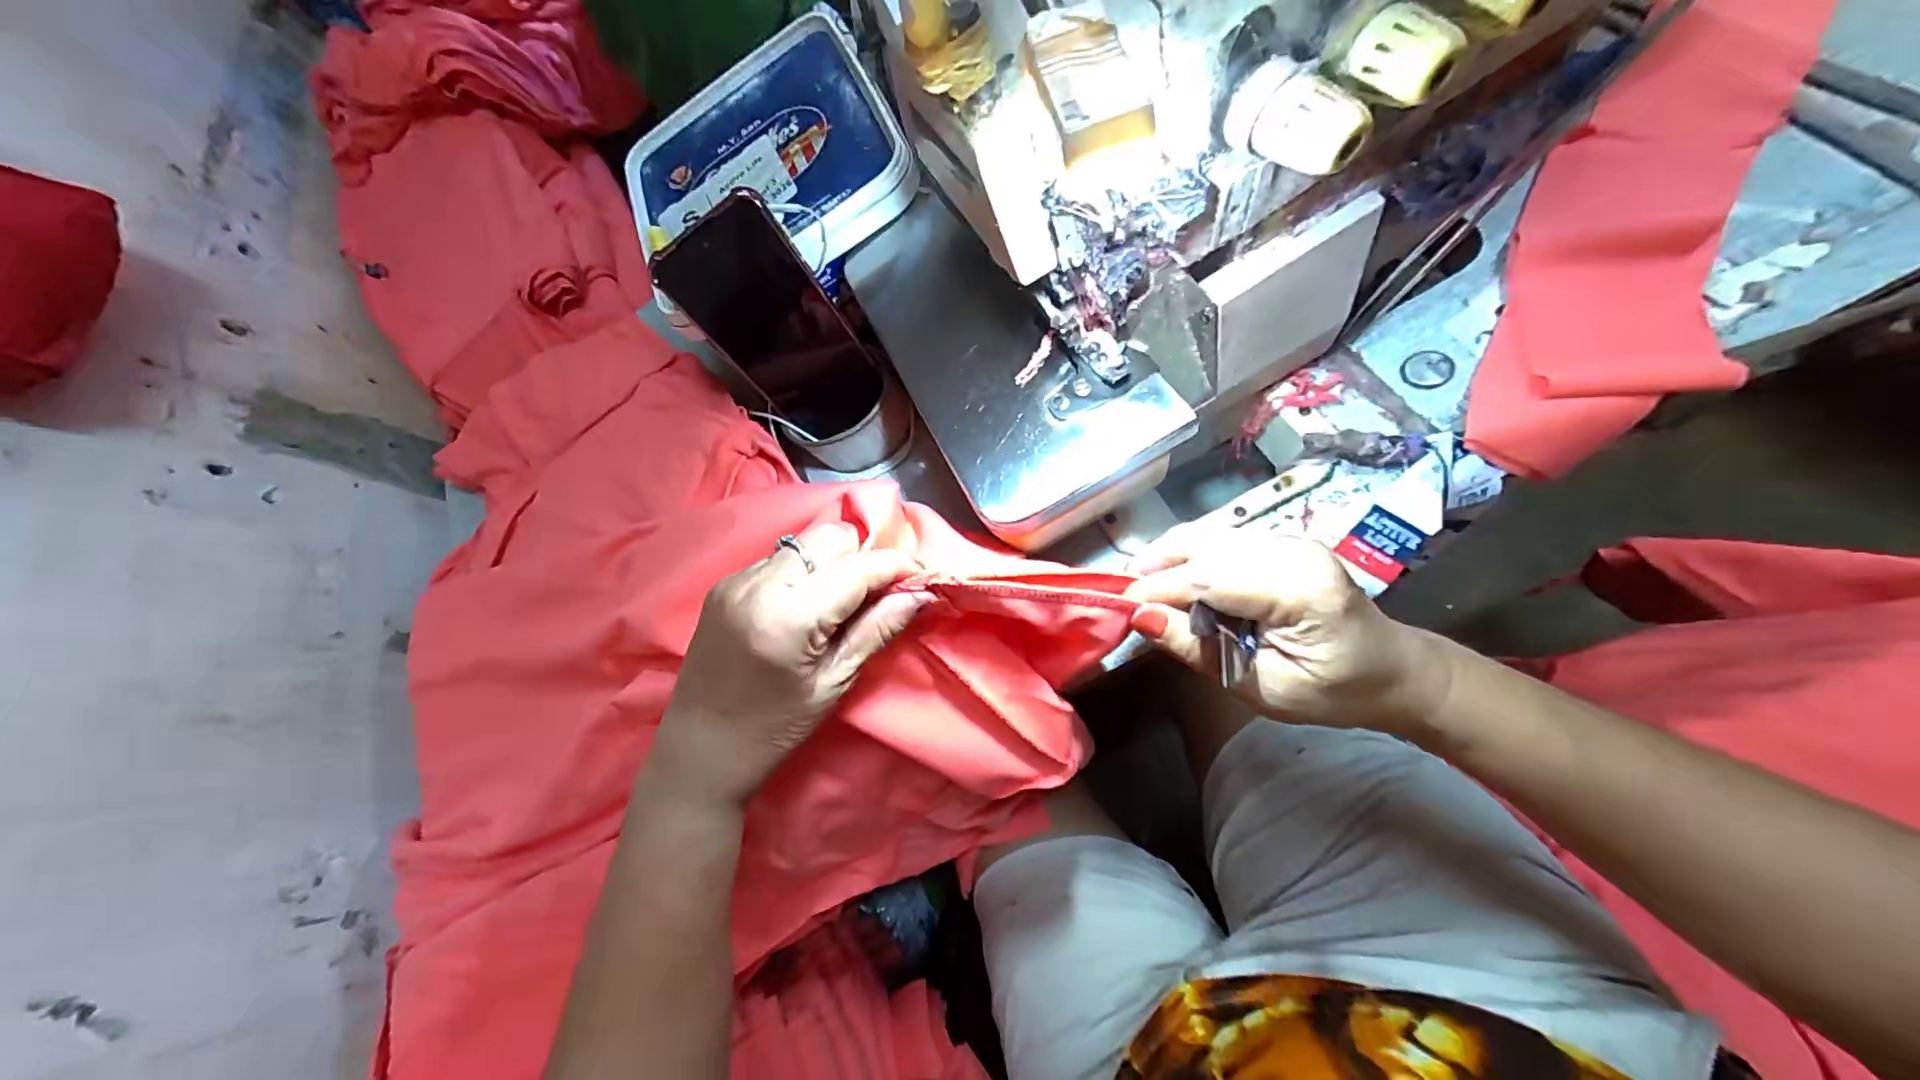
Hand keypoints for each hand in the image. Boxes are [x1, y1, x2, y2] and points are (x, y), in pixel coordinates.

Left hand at [650, 522, 929, 805]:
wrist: (699, 748)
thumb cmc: (774, 728)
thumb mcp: (834, 683)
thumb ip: (877, 630)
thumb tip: (921, 594)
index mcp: (788, 618)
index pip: (857, 568)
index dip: (895, 566)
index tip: (917, 578)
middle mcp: (758, 585)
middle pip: (829, 539)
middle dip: (860, 558)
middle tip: (874, 594)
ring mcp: (736, 580)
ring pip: (804, 544)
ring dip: (831, 562)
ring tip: (838, 602)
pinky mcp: (724, 584)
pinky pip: (778, 558)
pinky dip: (803, 572)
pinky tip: (803, 606)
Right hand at [1122, 526, 1450, 736]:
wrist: (1390, 669)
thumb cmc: (1333, 690)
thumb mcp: (1264, 688)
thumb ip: (1202, 651)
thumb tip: (1143, 619)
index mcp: (1300, 587)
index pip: (1209, 576)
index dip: (1158, 589)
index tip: (1119, 608)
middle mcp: (1293, 549)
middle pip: (1203, 545)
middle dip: (1155, 567)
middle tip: (1123, 597)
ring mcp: (1287, 539)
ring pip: (1206, 535)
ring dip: (1167, 558)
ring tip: (1142, 589)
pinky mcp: (1278, 541)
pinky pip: (1219, 539)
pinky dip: (1188, 557)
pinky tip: (1174, 580)